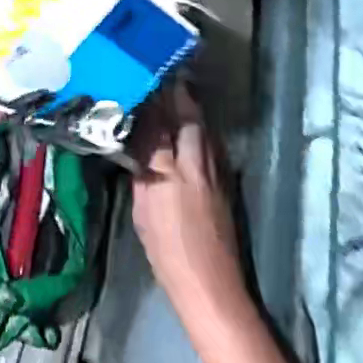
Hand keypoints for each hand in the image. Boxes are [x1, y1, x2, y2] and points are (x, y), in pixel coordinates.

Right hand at [131, 84, 243, 307]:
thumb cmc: (170, 249)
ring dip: (190, 111)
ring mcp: (216, 173)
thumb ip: (144, 166)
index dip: (156, 96)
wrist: (211, 286)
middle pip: (191, 118)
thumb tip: (138, 137)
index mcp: (176, 165)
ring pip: (203, 130)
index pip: (165, 119)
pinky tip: (188, 132)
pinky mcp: (224, 185)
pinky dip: (198, 131)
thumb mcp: (145, 206)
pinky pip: (209, 145)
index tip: (145, 76)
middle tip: (162, 78)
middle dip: (178, 96)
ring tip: (174, 97)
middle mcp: (199, 161)